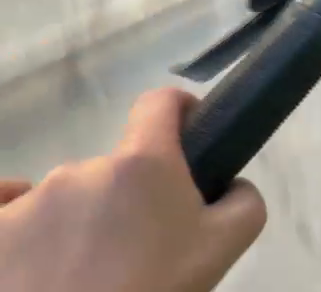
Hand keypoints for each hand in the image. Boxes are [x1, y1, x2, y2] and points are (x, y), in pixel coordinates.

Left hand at [0, 88, 266, 291]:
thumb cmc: (156, 286)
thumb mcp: (232, 238)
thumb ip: (241, 193)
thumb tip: (223, 184)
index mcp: (142, 162)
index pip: (160, 103)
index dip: (178, 111)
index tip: (186, 134)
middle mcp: (76, 173)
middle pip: (110, 165)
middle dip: (125, 192)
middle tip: (133, 240)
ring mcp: (17, 209)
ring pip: (56, 196)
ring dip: (71, 217)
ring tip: (74, 266)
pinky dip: (8, 216)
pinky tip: (21, 248)